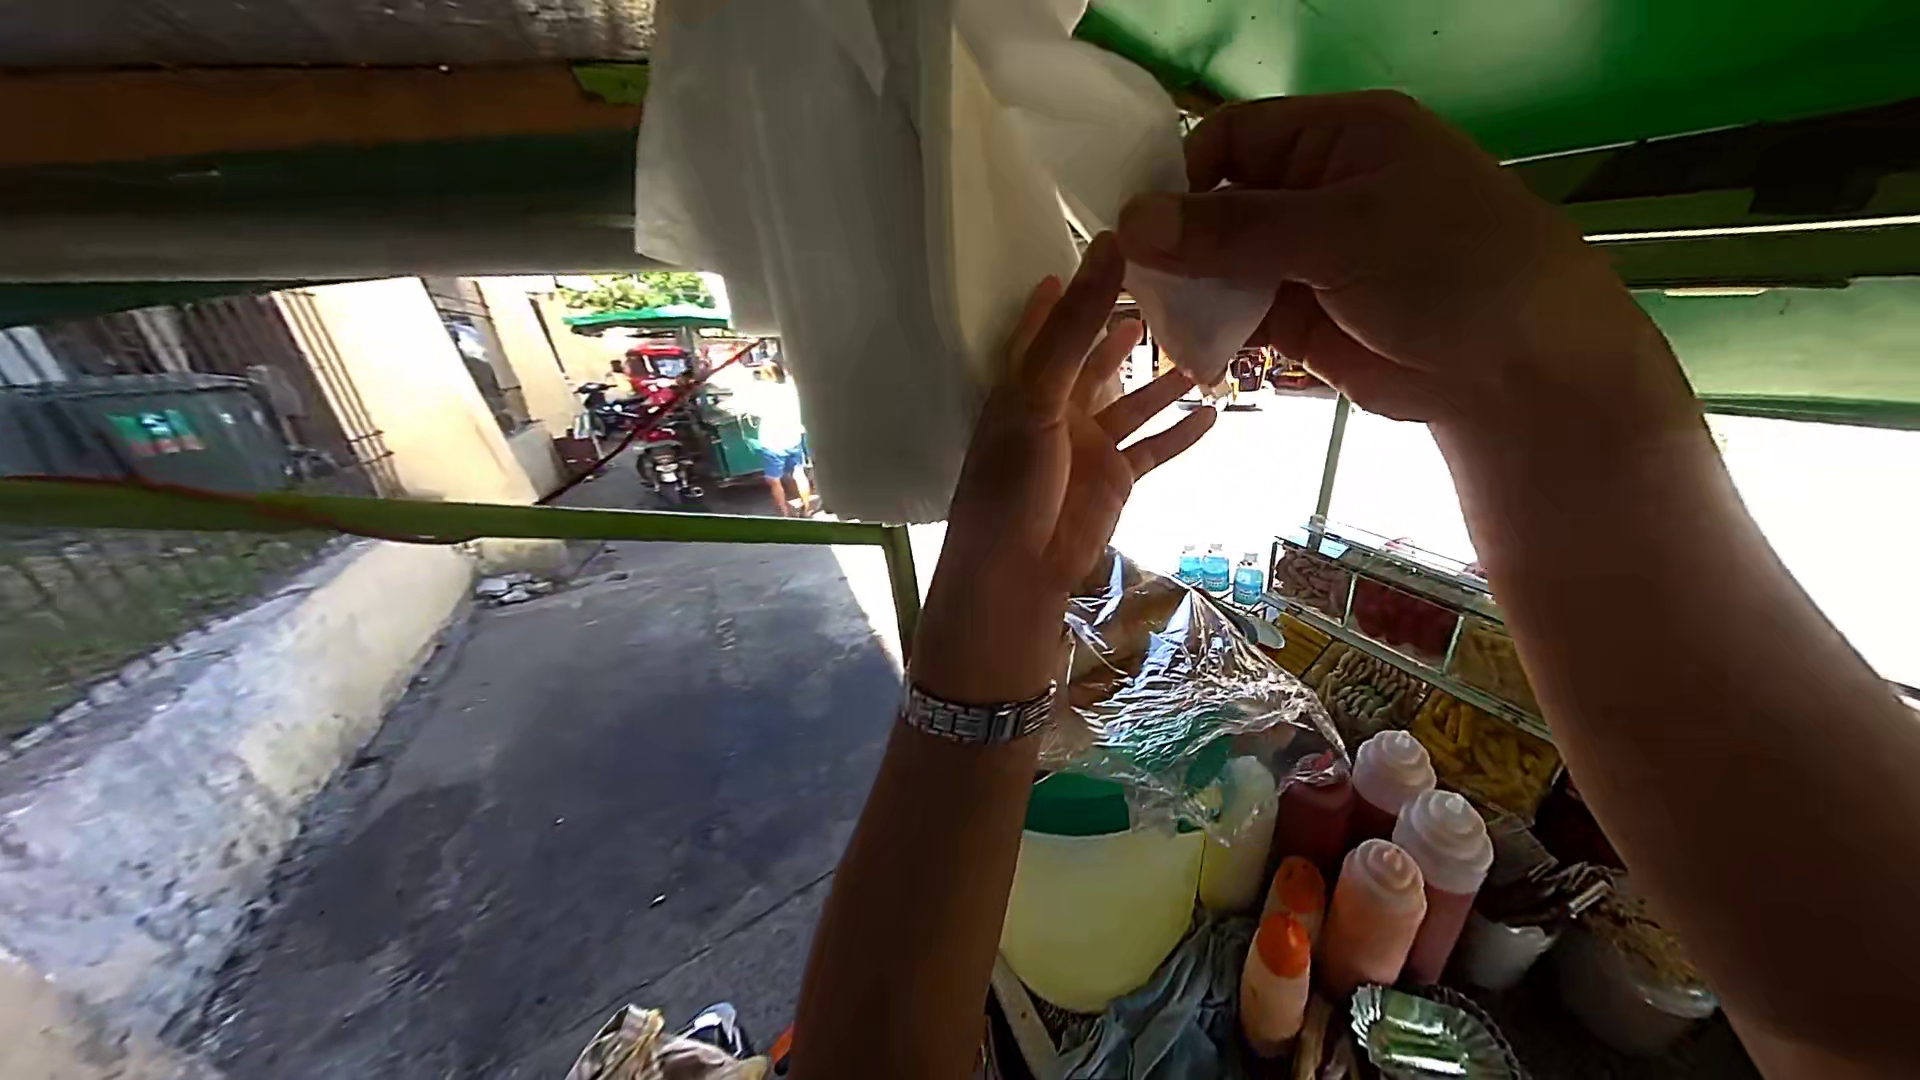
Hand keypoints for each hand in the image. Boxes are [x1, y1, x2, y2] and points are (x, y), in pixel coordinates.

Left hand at [910, 234, 1216, 704]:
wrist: (1019, 568)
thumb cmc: (1013, 479)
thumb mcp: (1038, 396)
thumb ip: (1074, 328)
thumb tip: (1107, 247)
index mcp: (1025, 385)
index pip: (1045, 327)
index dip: (1066, 293)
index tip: (1097, 253)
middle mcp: (1057, 410)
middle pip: (1096, 360)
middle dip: (1125, 330)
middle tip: (1170, 292)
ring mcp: (1089, 446)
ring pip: (1134, 402)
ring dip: (1164, 380)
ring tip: (1206, 345)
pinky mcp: (1115, 479)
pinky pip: (1154, 449)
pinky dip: (1180, 434)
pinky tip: (1214, 414)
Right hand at [1115, 91, 1696, 446]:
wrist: (1508, 368)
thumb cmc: (1443, 269)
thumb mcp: (1337, 234)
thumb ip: (1231, 230)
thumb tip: (1132, 222)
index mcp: (1334, 140)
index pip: (1233, 138)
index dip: (1183, 175)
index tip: (1143, 228)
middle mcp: (1311, 194)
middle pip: (1217, 207)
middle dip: (1178, 244)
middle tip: (1138, 284)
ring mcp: (1300, 260)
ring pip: (1220, 267)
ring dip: (1190, 292)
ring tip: (1159, 321)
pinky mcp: (1294, 317)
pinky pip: (1235, 315)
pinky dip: (1211, 330)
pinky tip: (1191, 347)